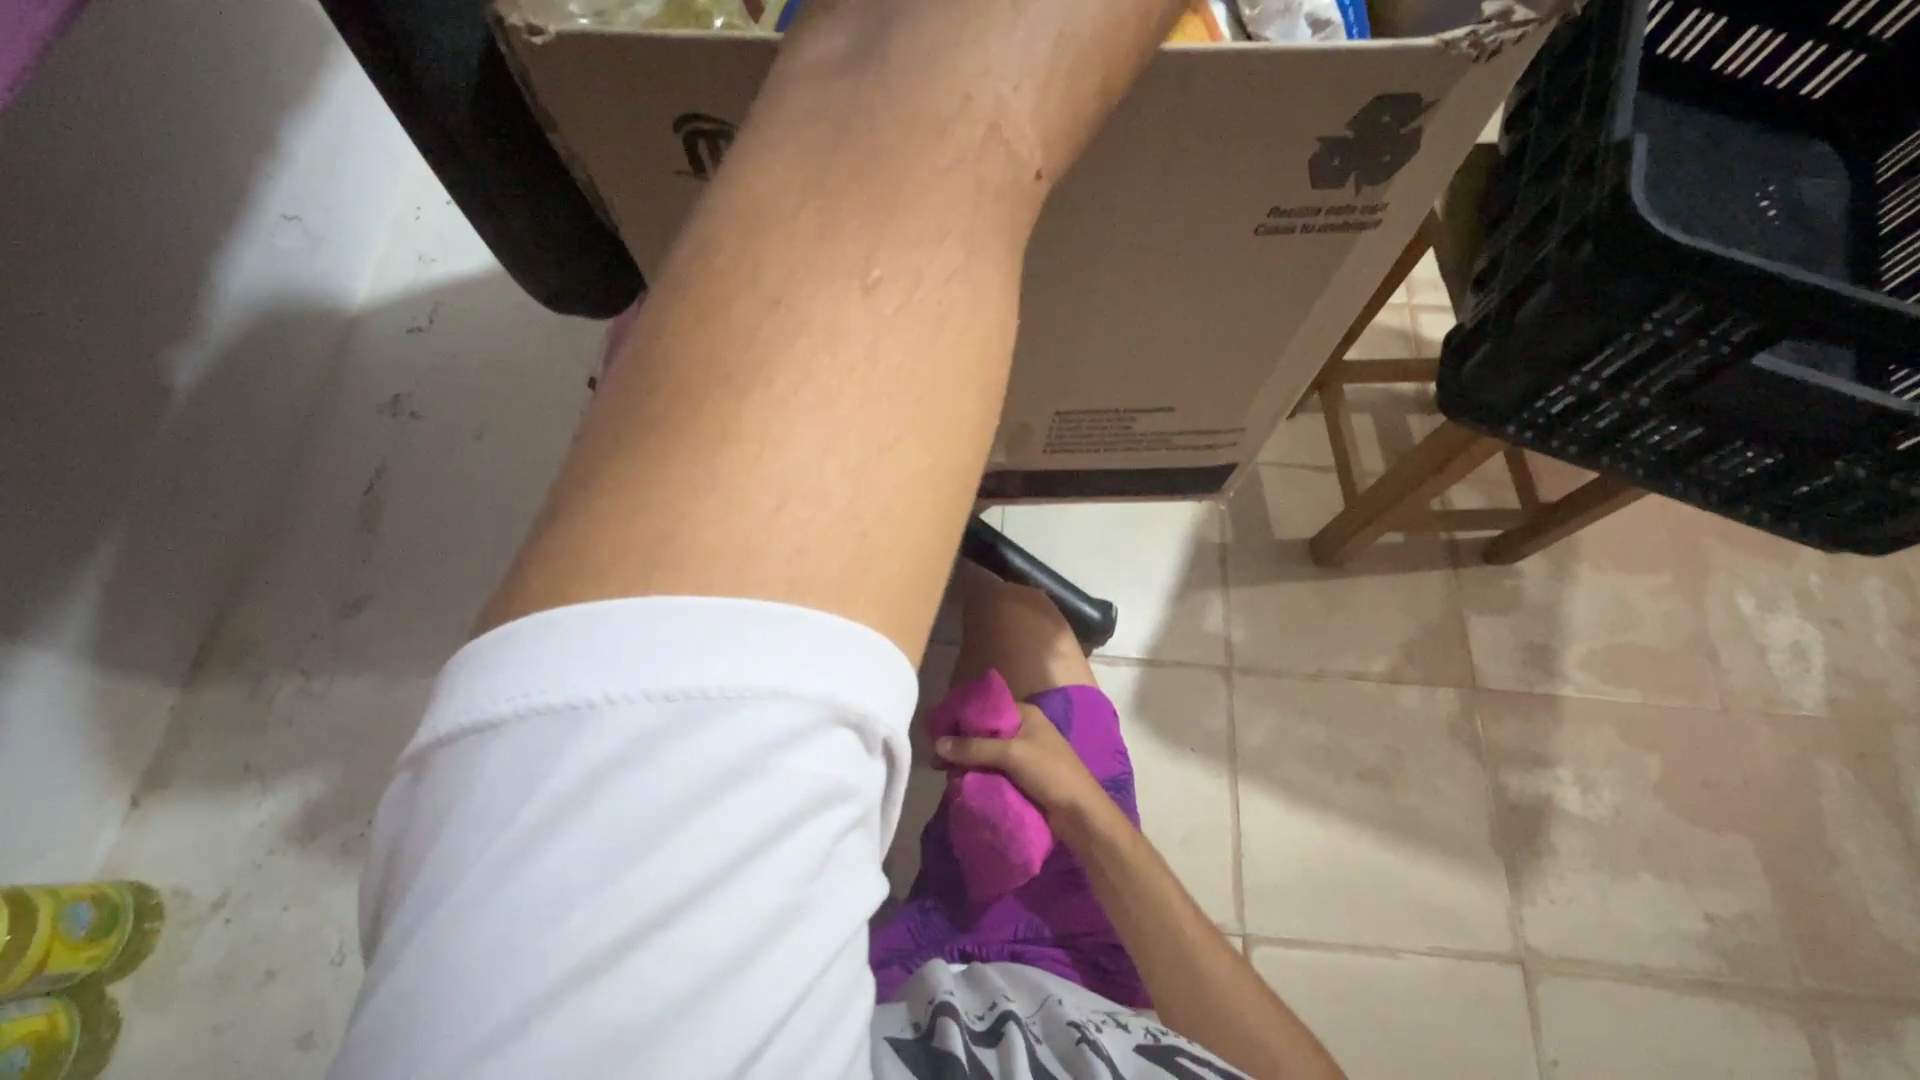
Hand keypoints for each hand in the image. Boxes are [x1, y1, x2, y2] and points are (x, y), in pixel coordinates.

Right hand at [935, 703, 1111, 825]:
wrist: (1079, 813)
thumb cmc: (1050, 773)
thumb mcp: (1011, 754)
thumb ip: (974, 747)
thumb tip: (937, 745)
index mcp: (1025, 714)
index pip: (985, 708)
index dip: (961, 718)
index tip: (937, 732)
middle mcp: (1023, 729)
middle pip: (983, 731)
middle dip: (960, 744)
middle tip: (936, 760)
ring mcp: (1022, 754)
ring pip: (985, 753)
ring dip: (967, 762)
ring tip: (944, 774)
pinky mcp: (1021, 776)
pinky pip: (992, 770)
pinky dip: (977, 774)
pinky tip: (960, 782)